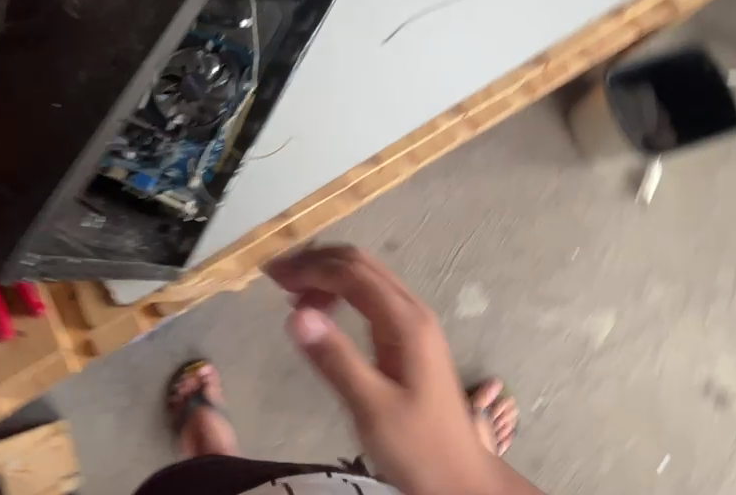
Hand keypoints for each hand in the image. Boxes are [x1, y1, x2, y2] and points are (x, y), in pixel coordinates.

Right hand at [267, 246, 530, 494]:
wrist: (462, 478)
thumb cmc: (418, 448)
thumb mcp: (372, 409)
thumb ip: (335, 359)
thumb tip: (296, 315)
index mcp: (406, 321)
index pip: (352, 273)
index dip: (311, 268)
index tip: (274, 276)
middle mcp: (411, 309)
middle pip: (360, 264)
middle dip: (316, 262)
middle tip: (277, 276)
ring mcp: (412, 320)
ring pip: (365, 276)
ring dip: (327, 276)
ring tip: (293, 298)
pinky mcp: (408, 335)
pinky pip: (369, 295)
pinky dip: (340, 293)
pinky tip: (320, 313)